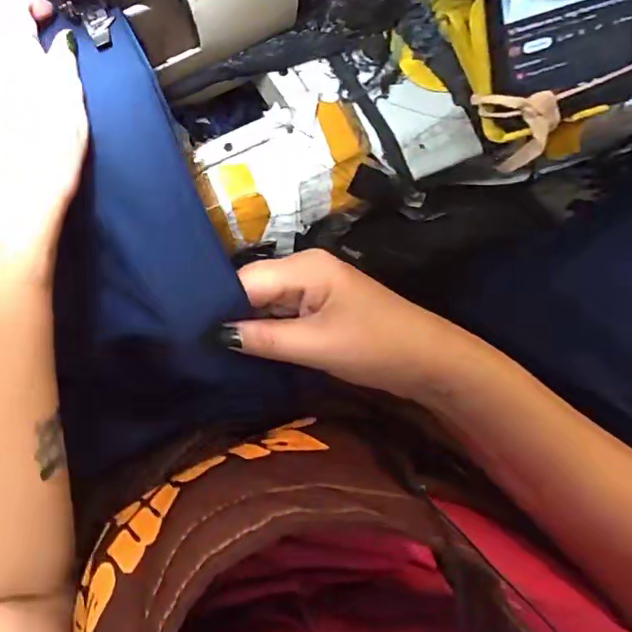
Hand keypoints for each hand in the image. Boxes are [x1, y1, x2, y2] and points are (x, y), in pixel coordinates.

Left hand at [0, 0, 86, 277]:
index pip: (17, 10)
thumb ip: (63, 65)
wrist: (13, 205)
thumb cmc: (52, 159)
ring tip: (13, 27)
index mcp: (21, 60)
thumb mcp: (72, 107)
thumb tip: (58, 41)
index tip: (46, 5)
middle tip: (35, 11)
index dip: (30, 0)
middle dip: (16, 8)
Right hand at [223, 250, 493, 400]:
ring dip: (245, 322)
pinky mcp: (316, 303)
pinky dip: (264, 327)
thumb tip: (216, 335)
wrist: (438, 364)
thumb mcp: (317, 346)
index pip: (244, 279)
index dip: (219, 303)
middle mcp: (302, 266)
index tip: (193, 330)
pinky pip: (277, 310)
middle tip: (198, 340)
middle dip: (228, 312)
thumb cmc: (379, 348)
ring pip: (262, 299)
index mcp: (303, 266)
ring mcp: (310, 284)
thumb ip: (263, 338)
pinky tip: (246, 344)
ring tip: (213, 344)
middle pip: (249, 286)